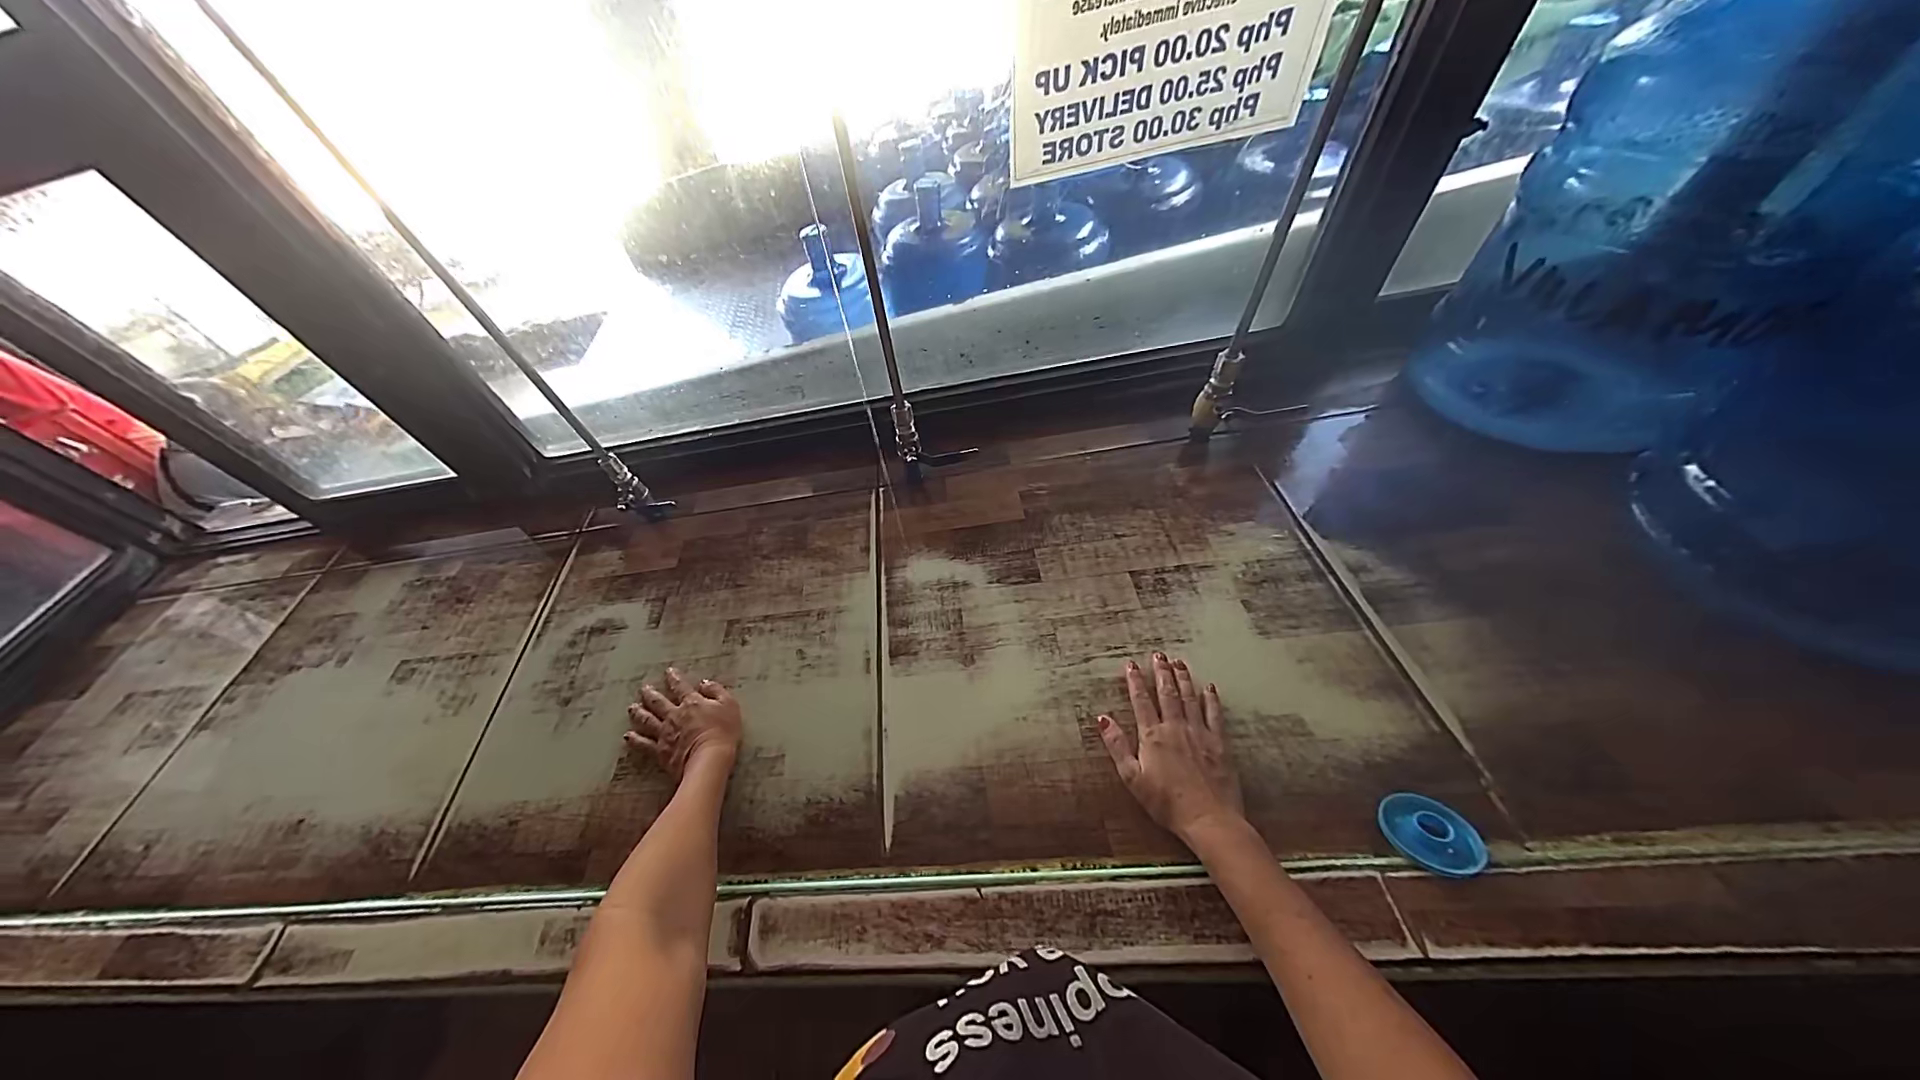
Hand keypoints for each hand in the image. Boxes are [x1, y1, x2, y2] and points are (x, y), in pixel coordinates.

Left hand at [624, 667, 742, 777]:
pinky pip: (644, 743)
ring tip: (632, 708)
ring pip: (647, 720)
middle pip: (658, 702)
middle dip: (650, 694)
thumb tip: (705, 683)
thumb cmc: (722, 731)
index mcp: (691, 703)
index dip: (674, 678)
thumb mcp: (729, 705)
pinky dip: (635, 739)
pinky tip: (628, 736)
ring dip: (638, 713)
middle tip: (643, 688)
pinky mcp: (660, 751)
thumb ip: (716, 691)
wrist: (709, 758)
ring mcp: (665, 733)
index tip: (668, 672)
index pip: (680, 686)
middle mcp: (674, 715)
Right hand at [1098, 652, 1243, 842]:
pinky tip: (1208, 687)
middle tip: (1158, 655)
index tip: (1131, 665)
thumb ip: (1117, 746)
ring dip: (1183, 678)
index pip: (1141, 701)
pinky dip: (1211, 698)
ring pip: (1189, 698)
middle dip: (1161, 672)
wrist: (1208, 818)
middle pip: (1167, 693)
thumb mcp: (1132, 777)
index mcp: (1152, 736)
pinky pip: (1214, 714)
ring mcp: (1199, 734)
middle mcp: (1175, 728)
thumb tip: (1103, 718)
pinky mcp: (1219, 744)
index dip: (1135, 681)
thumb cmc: (1166, 803)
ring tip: (1179, 662)